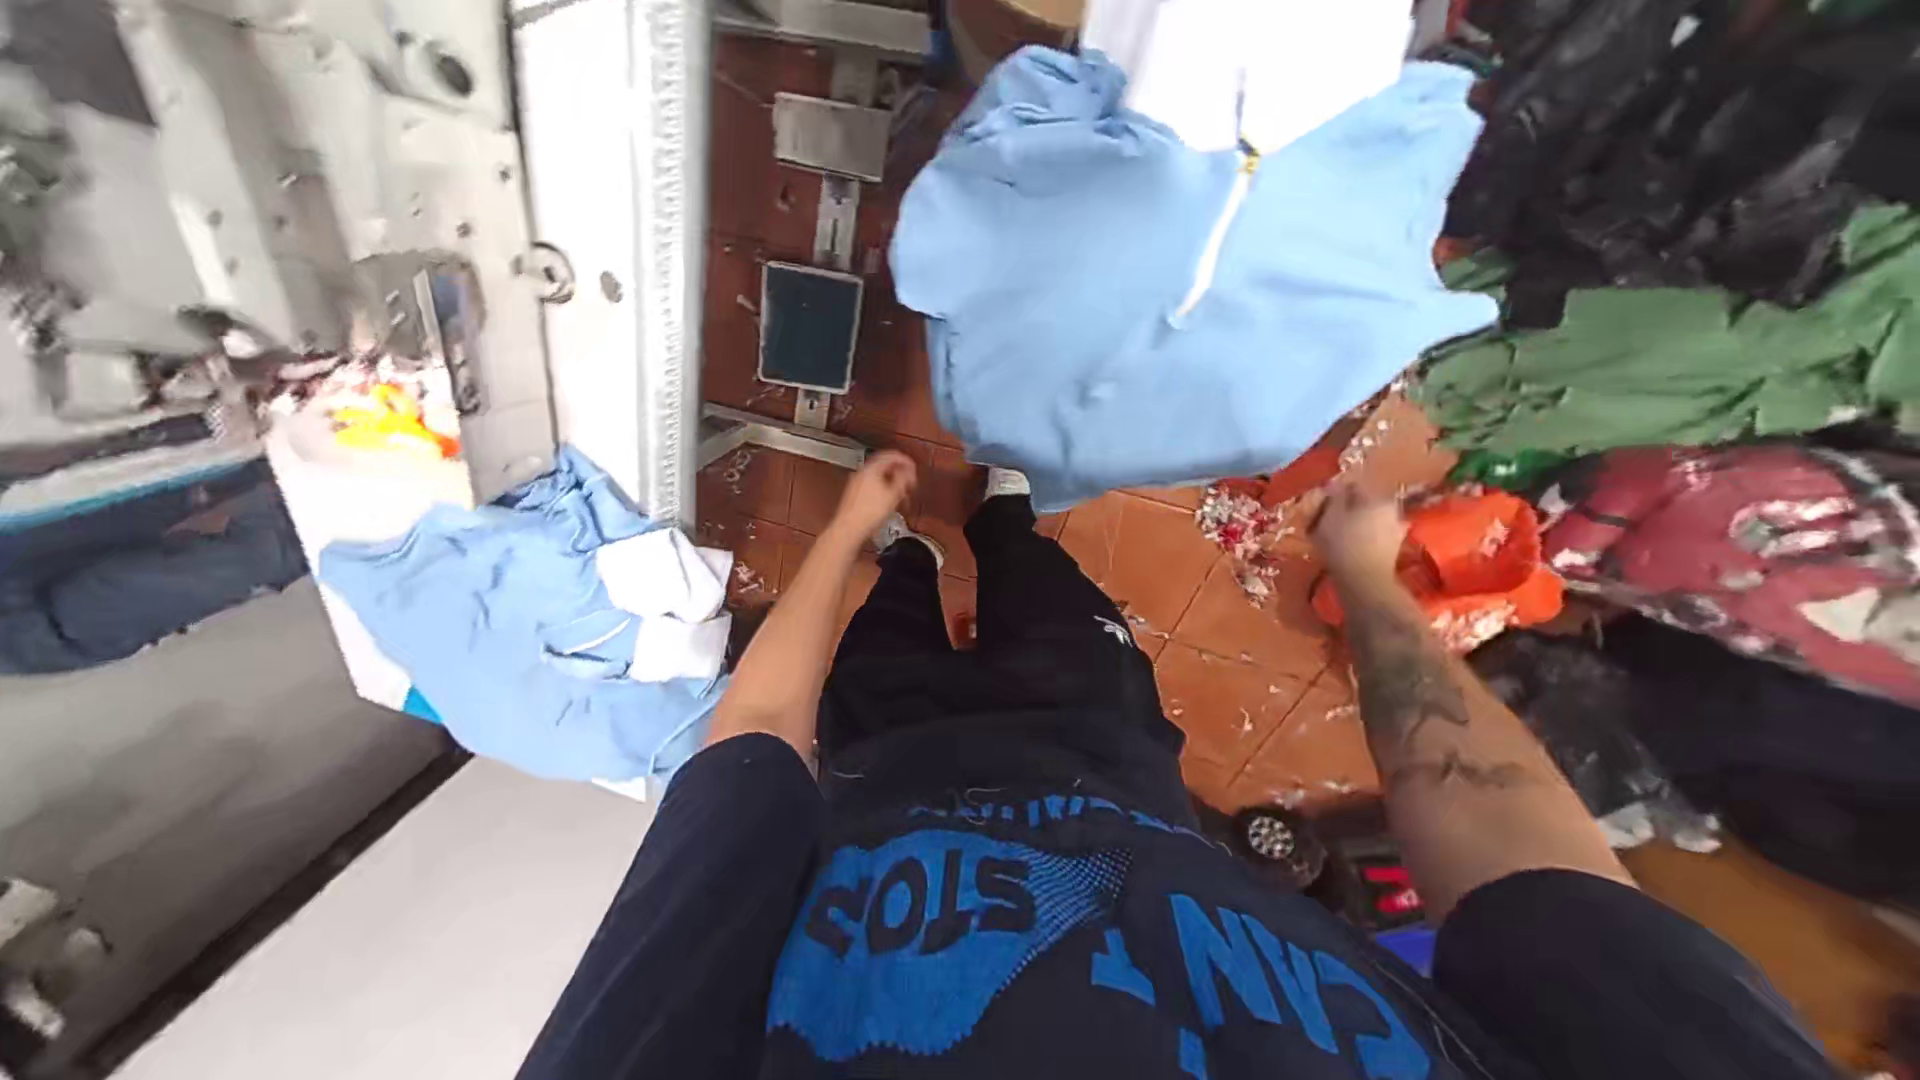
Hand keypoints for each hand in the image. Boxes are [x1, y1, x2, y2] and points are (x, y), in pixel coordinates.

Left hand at [828, 450, 916, 541]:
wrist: (850, 528)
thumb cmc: (868, 513)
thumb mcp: (893, 494)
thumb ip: (903, 479)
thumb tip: (908, 471)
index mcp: (871, 468)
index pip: (891, 456)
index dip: (905, 460)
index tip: (913, 467)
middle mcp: (862, 472)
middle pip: (884, 466)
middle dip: (899, 473)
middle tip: (909, 481)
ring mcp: (857, 483)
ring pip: (879, 477)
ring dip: (892, 483)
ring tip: (902, 494)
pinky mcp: (855, 494)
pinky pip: (873, 486)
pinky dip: (884, 489)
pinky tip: (889, 501)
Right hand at [1312, 482, 1406, 586]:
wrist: (1364, 579)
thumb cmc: (1343, 543)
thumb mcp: (1331, 515)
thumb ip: (1335, 496)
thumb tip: (1335, 483)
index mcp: (1378, 498)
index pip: (1355, 485)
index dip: (1336, 491)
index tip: (1322, 501)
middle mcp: (1392, 509)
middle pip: (1365, 502)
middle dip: (1348, 507)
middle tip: (1328, 518)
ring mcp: (1396, 529)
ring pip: (1371, 518)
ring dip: (1357, 522)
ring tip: (1338, 533)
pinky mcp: (1394, 547)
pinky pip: (1375, 534)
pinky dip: (1364, 536)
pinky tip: (1351, 545)